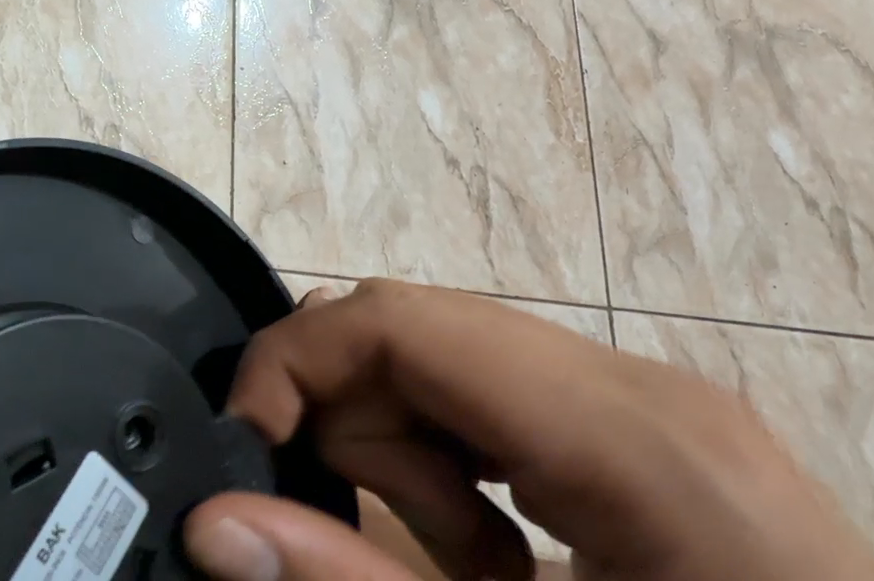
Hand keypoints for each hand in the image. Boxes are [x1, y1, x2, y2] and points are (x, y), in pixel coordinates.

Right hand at [183, 279, 873, 580]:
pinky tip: (497, 550)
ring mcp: (660, 406)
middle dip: (359, 424)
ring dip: (410, 452)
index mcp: (627, 436)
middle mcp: (644, 389)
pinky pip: (499, 396)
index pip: (398, 319)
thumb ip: (355, 580)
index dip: (294, 360)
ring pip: (446, 359)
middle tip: (378, 536)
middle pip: (414, 331)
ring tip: (465, 565)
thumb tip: (214, 522)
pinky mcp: (658, 434)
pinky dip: (460, 461)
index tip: (251, 444)